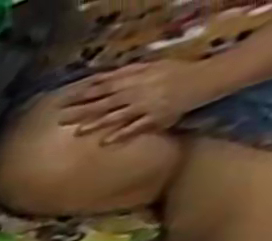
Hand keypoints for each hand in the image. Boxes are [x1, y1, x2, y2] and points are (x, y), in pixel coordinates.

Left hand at [57, 60, 211, 143]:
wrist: (211, 76)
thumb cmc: (176, 72)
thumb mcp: (151, 67)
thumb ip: (125, 73)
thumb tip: (96, 79)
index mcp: (136, 79)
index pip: (103, 87)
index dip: (82, 94)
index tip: (61, 101)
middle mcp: (138, 92)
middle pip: (105, 102)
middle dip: (82, 111)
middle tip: (60, 120)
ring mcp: (148, 105)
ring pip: (118, 115)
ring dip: (97, 124)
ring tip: (78, 132)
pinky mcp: (158, 116)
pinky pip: (137, 126)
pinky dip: (121, 134)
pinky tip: (105, 142)